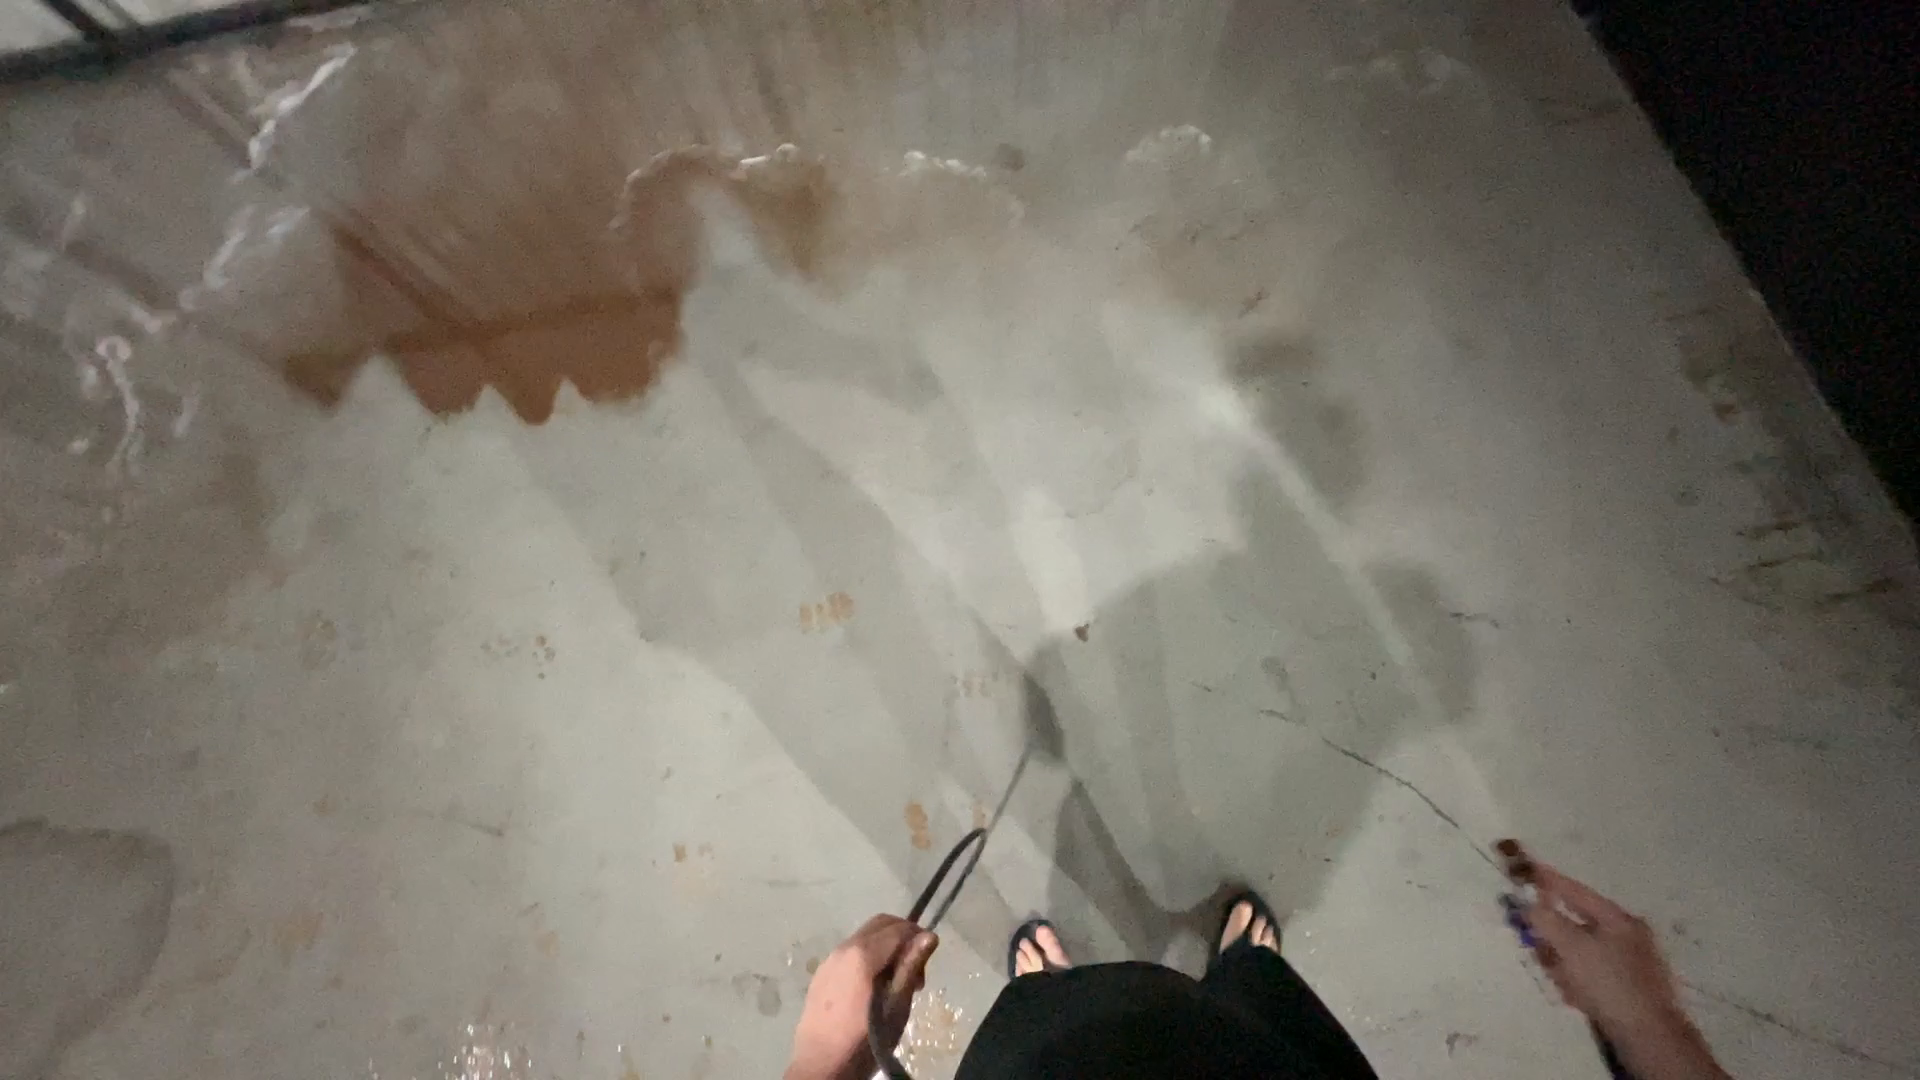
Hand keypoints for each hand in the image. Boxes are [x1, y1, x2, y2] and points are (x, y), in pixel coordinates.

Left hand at [785, 914, 938, 1079]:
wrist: (819, 1069)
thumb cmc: (863, 1041)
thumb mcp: (895, 1007)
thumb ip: (911, 967)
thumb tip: (929, 936)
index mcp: (862, 954)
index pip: (898, 928)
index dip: (918, 937)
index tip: (927, 962)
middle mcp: (844, 947)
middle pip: (880, 924)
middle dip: (903, 936)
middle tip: (915, 968)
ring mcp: (830, 958)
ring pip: (865, 936)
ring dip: (886, 946)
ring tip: (896, 980)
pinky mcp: (822, 972)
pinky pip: (851, 950)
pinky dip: (868, 955)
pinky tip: (873, 985)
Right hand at [1524, 865, 1729, 1079]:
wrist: (1650, 1039)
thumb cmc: (1609, 982)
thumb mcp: (1569, 945)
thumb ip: (1543, 917)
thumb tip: (1524, 901)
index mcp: (1618, 919)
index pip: (1573, 890)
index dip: (1544, 878)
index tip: (1520, 866)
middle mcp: (1627, 935)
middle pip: (1573, 921)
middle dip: (1549, 931)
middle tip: (1531, 938)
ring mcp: (1629, 963)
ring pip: (1577, 947)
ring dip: (1559, 957)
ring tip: (1557, 975)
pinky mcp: (1625, 987)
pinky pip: (1587, 969)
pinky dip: (1574, 975)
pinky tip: (1572, 991)